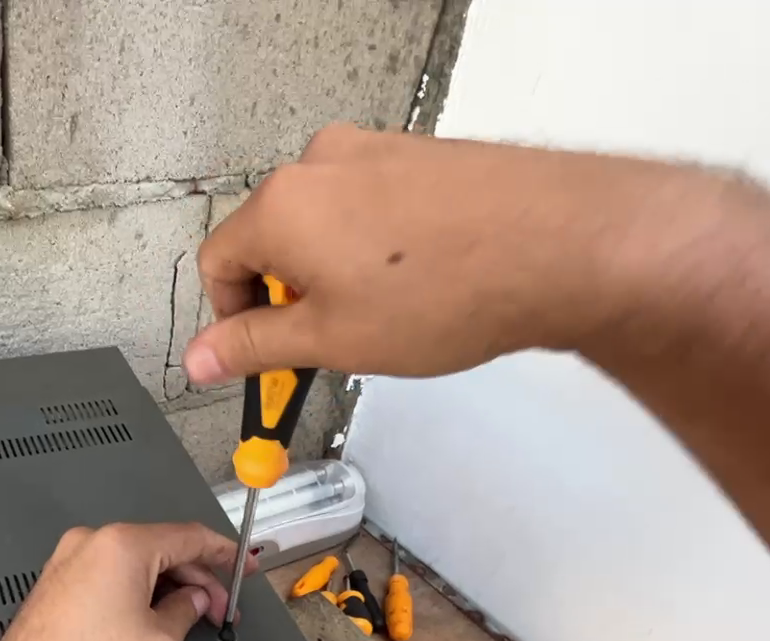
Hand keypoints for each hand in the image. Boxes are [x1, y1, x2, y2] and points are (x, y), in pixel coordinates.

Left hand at [0, 523, 247, 640]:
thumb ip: (185, 611)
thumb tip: (192, 600)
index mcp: (122, 544)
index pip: (188, 536)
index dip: (224, 553)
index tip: (246, 566)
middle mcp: (91, 541)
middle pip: (160, 549)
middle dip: (196, 579)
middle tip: (221, 611)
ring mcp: (67, 560)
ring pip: (133, 565)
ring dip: (166, 588)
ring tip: (189, 622)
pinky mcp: (55, 583)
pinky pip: (108, 576)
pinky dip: (136, 592)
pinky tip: (153, 618)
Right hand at [183, 124, 743, 384]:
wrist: (568, 245)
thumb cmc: (450, 290)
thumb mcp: (328, 339)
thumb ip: (251, 347)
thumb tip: (201, 357)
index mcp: (281, 205)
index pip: (217, 265)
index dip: (232, 318)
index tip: (263, 351)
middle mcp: (318, 165)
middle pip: (265, 242)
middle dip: (282, 298)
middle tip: (323, 341)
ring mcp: (370, 153)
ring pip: (315, 226)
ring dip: (324, 275)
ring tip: (375, 315)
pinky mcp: (413, 155)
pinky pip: (361, 208)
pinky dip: (365, 250)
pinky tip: (407, 283)